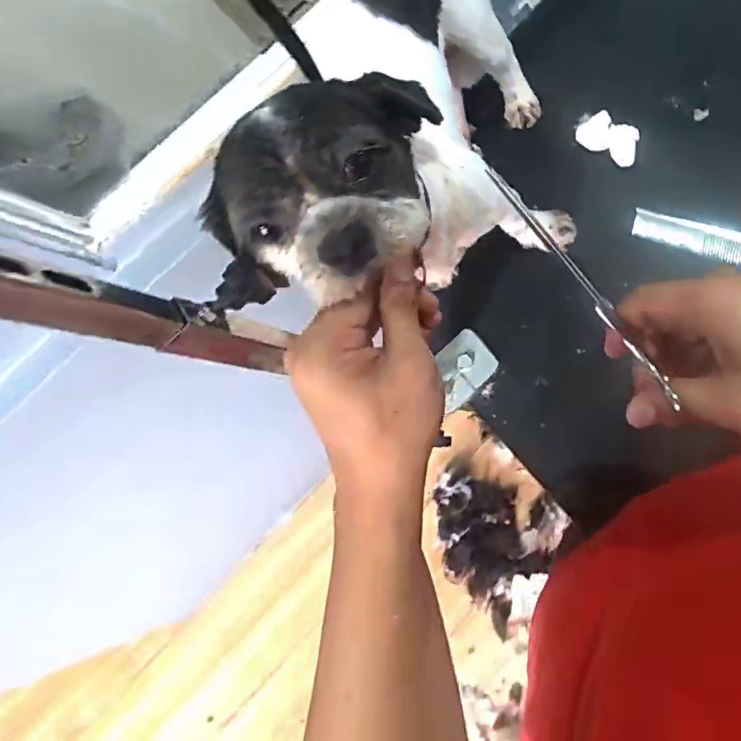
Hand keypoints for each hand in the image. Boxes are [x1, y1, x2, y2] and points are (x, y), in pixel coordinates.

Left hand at [286, 253, 443, 503]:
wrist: (383, 484)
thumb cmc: (399, 420)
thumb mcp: (408, 356)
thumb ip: (401, 303)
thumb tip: (400, 257)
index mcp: (318, 342)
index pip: (361, 290)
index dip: (398, 280)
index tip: (429, 280)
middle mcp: (306, 348)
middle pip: (359, 304)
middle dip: (400, 303)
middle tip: (435, 316)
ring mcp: (313, 365)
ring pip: (361, 322)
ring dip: (397, 321)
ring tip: (429, 332)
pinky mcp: (325, 378)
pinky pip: (355, 342)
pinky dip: (384, 339)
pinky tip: (411, 345)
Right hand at [605, 274, 740, 437]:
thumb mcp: (733, 403)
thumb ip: (675, 401)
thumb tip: (631, 411)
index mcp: (706, 298)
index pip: (640, 302)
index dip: (622, 334)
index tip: (621, 374)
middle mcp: (721, 286)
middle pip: (664, 311)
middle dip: (652, 354)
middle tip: (658, 401)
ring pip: (692, 320)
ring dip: (680, 358)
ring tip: (689, 403)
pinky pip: (718, 323)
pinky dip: (706, 353)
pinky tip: (719, 388)